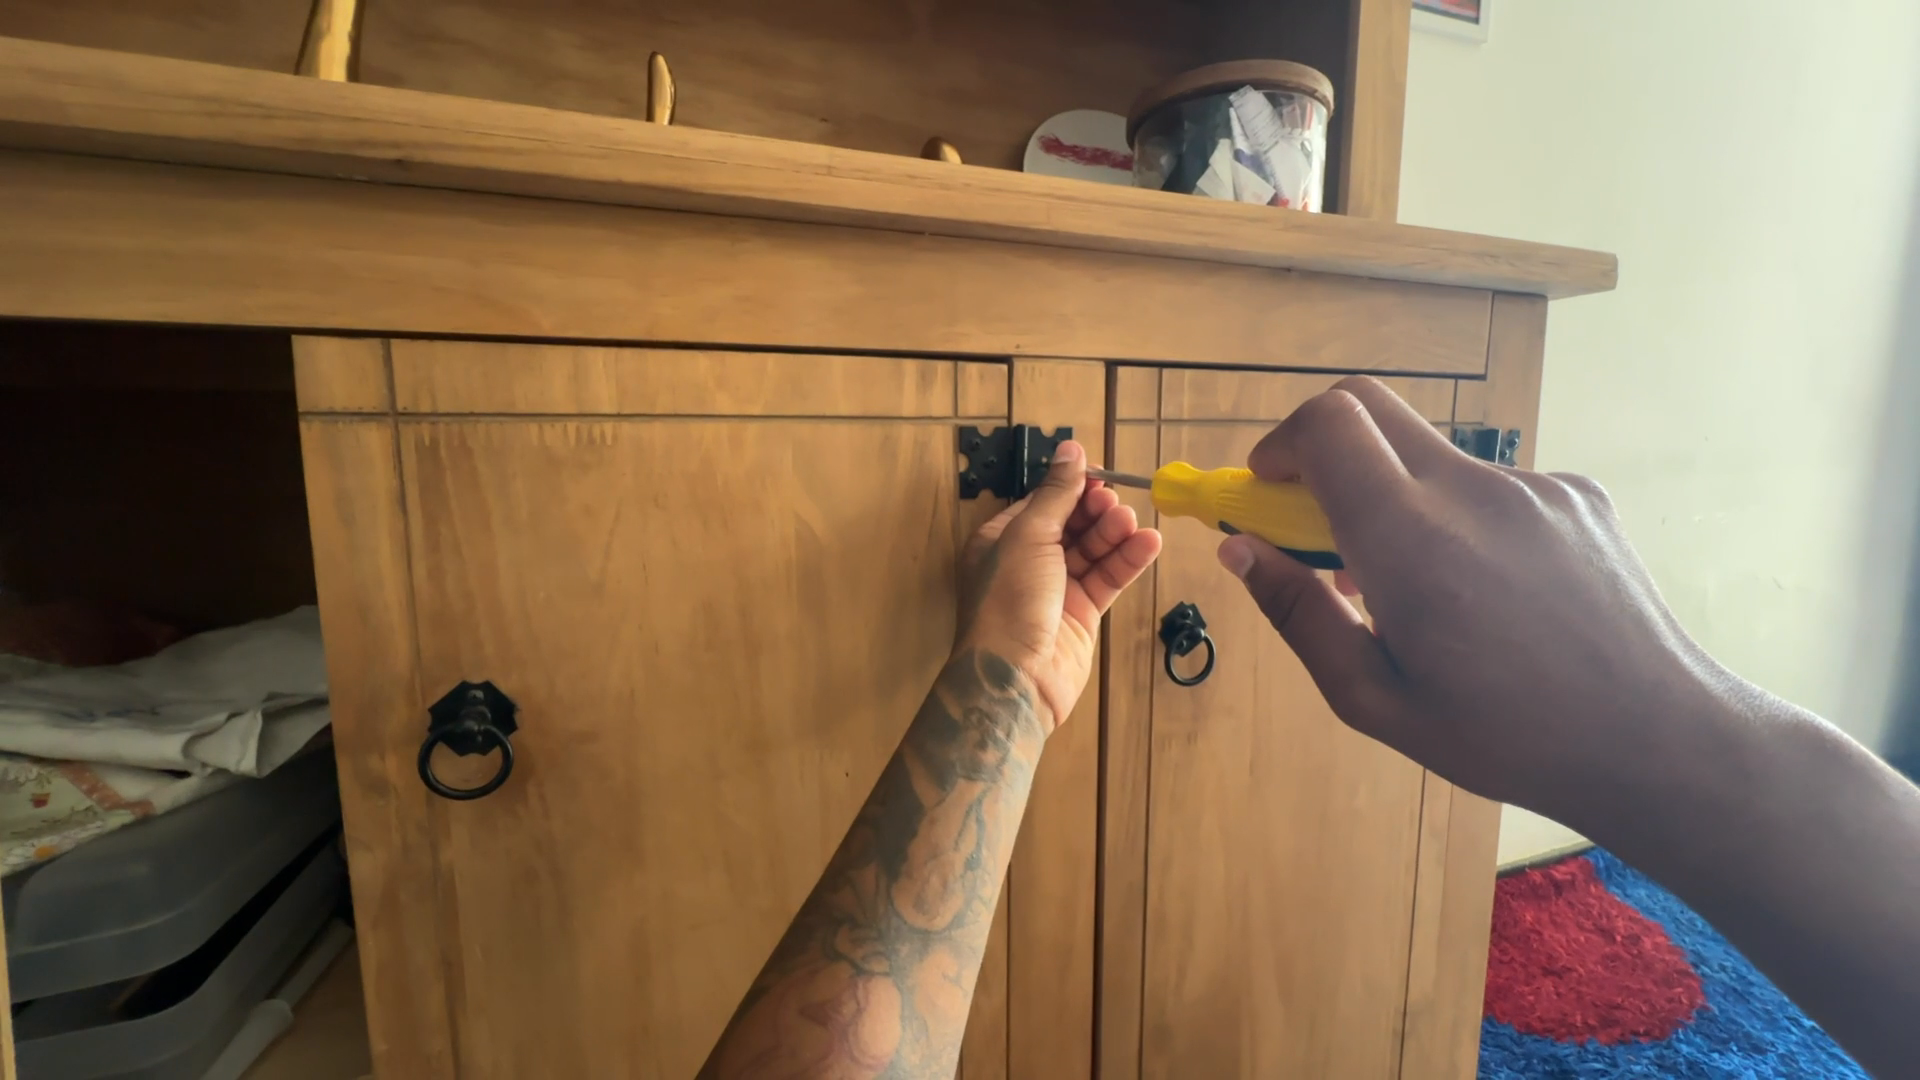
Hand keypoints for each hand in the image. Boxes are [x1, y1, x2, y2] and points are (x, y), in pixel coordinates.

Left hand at [956, 440, 1161, 732]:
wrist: (1016, 676)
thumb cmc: (1010, 598)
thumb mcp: (1028, 535)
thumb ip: (1056, 493)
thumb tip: (1071, 448)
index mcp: (1001, 539)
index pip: (1042, 504)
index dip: (1071, 489)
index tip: (1100, 477)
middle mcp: (1027, 562)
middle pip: (1070, 525)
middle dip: (1095, 512)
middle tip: (1117, 505)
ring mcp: (1056, 589)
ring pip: (1092, 551)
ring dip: (1114, 534)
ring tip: (1134, 523)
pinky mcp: (1082, 613)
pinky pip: (1107, 578)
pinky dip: (1127, 561)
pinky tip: (1149, 544)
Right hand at [1216, 377, 1731, 823]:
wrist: (1667, 743)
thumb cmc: (1500, 735)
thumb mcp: (1368, 696)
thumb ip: (1295, 612)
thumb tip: (1236, 547)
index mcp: (1411, 538)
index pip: (1329, 424)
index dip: (1280, 443)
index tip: (1267, 490)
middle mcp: (1472, 488)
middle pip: (1368, 406)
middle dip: (1316, 446)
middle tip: (1309, 514)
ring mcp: (1533, 484)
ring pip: (1421, 454)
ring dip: (1383, 493)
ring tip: (1403, 583)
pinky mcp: (1575, 492)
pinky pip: (1479, 482)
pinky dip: (1445, 514)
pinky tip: (1474, 587)